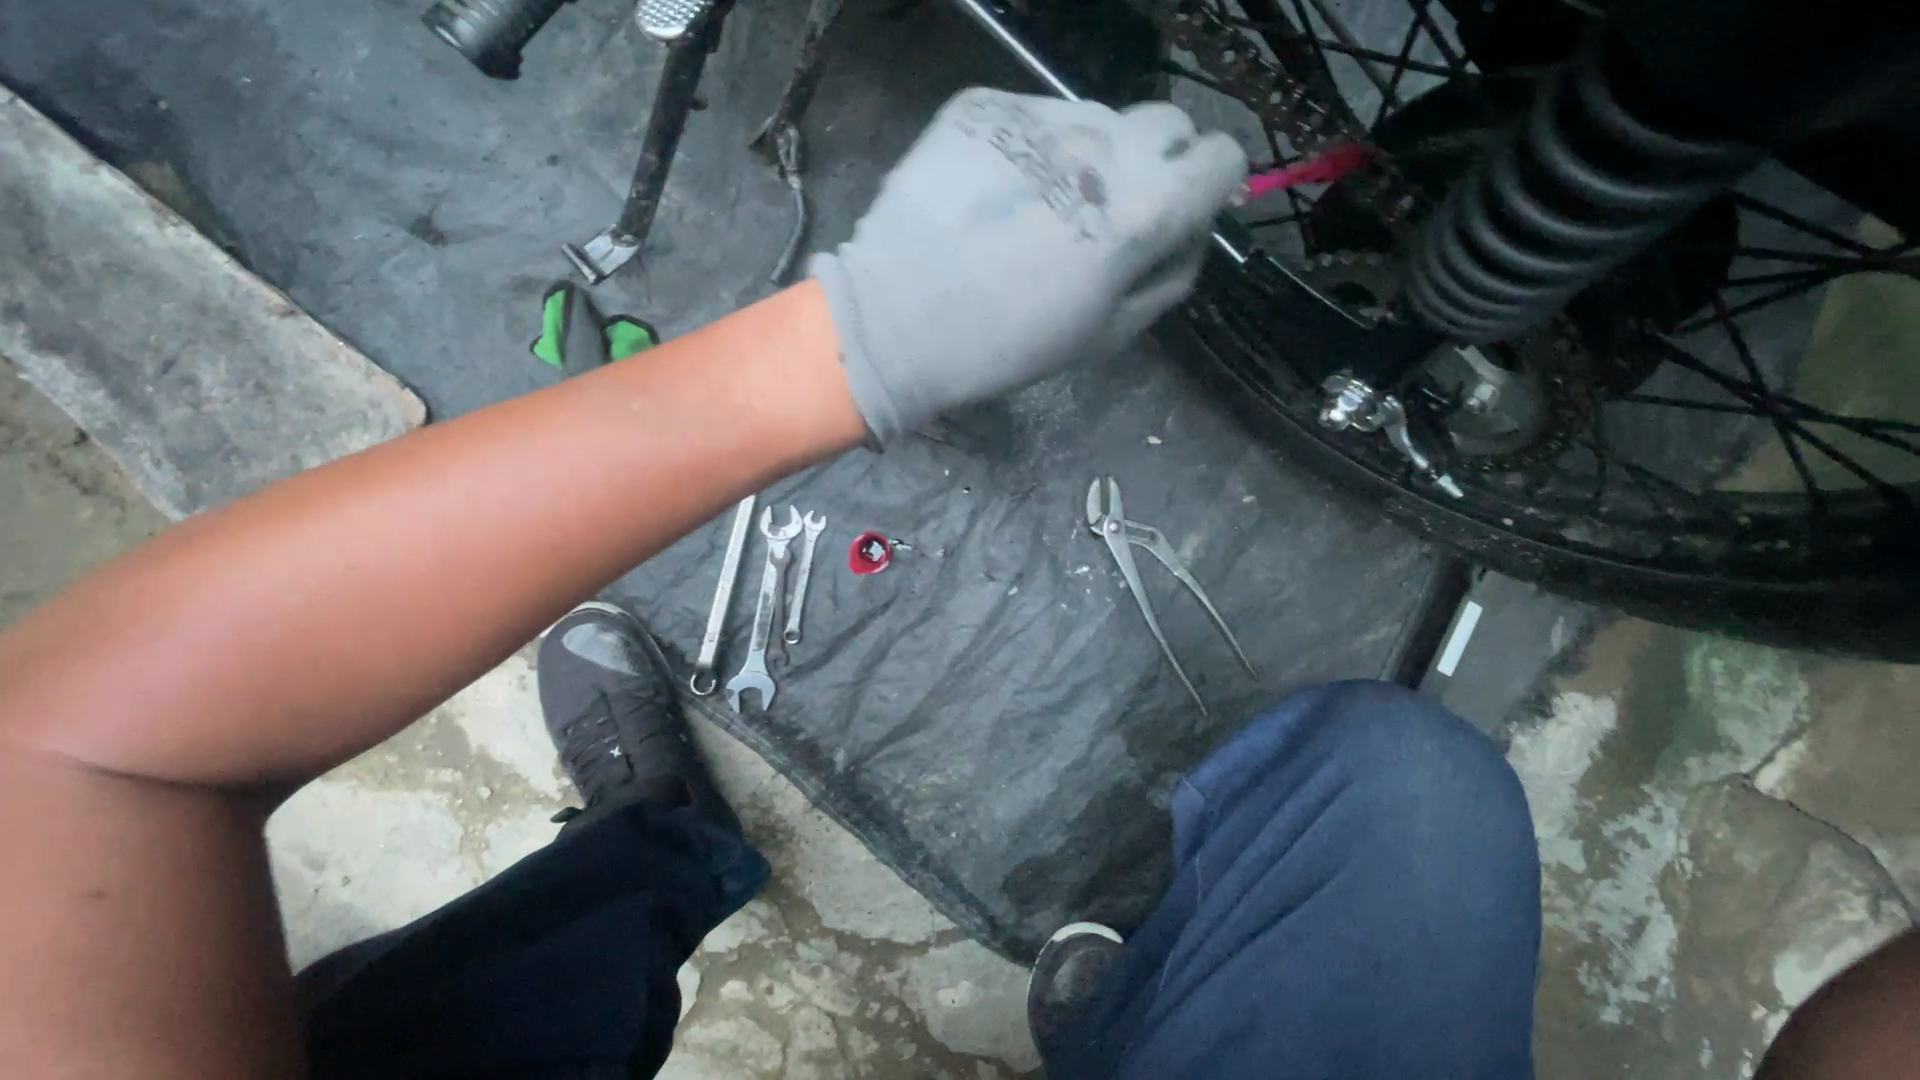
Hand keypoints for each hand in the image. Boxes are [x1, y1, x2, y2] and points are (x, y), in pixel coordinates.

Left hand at [809, 88, 1248, 443]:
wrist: (898, 320)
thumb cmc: (1008, 344)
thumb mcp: (1110, 334)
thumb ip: (1171, 274)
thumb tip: (1193, 230)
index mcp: (1145, 209)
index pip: (1222, 156)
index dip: (1210, 184)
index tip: (1182, 209)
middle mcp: (1104, 145)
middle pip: (1167, 123)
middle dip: (1158, 162)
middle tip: (1108, 213)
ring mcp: (1040, 117)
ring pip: (1098, 117)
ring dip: (1090, 155)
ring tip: (1037, 210)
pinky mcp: (984, 106)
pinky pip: (1033, 117)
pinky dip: (1030, 149)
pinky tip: (993, 196)